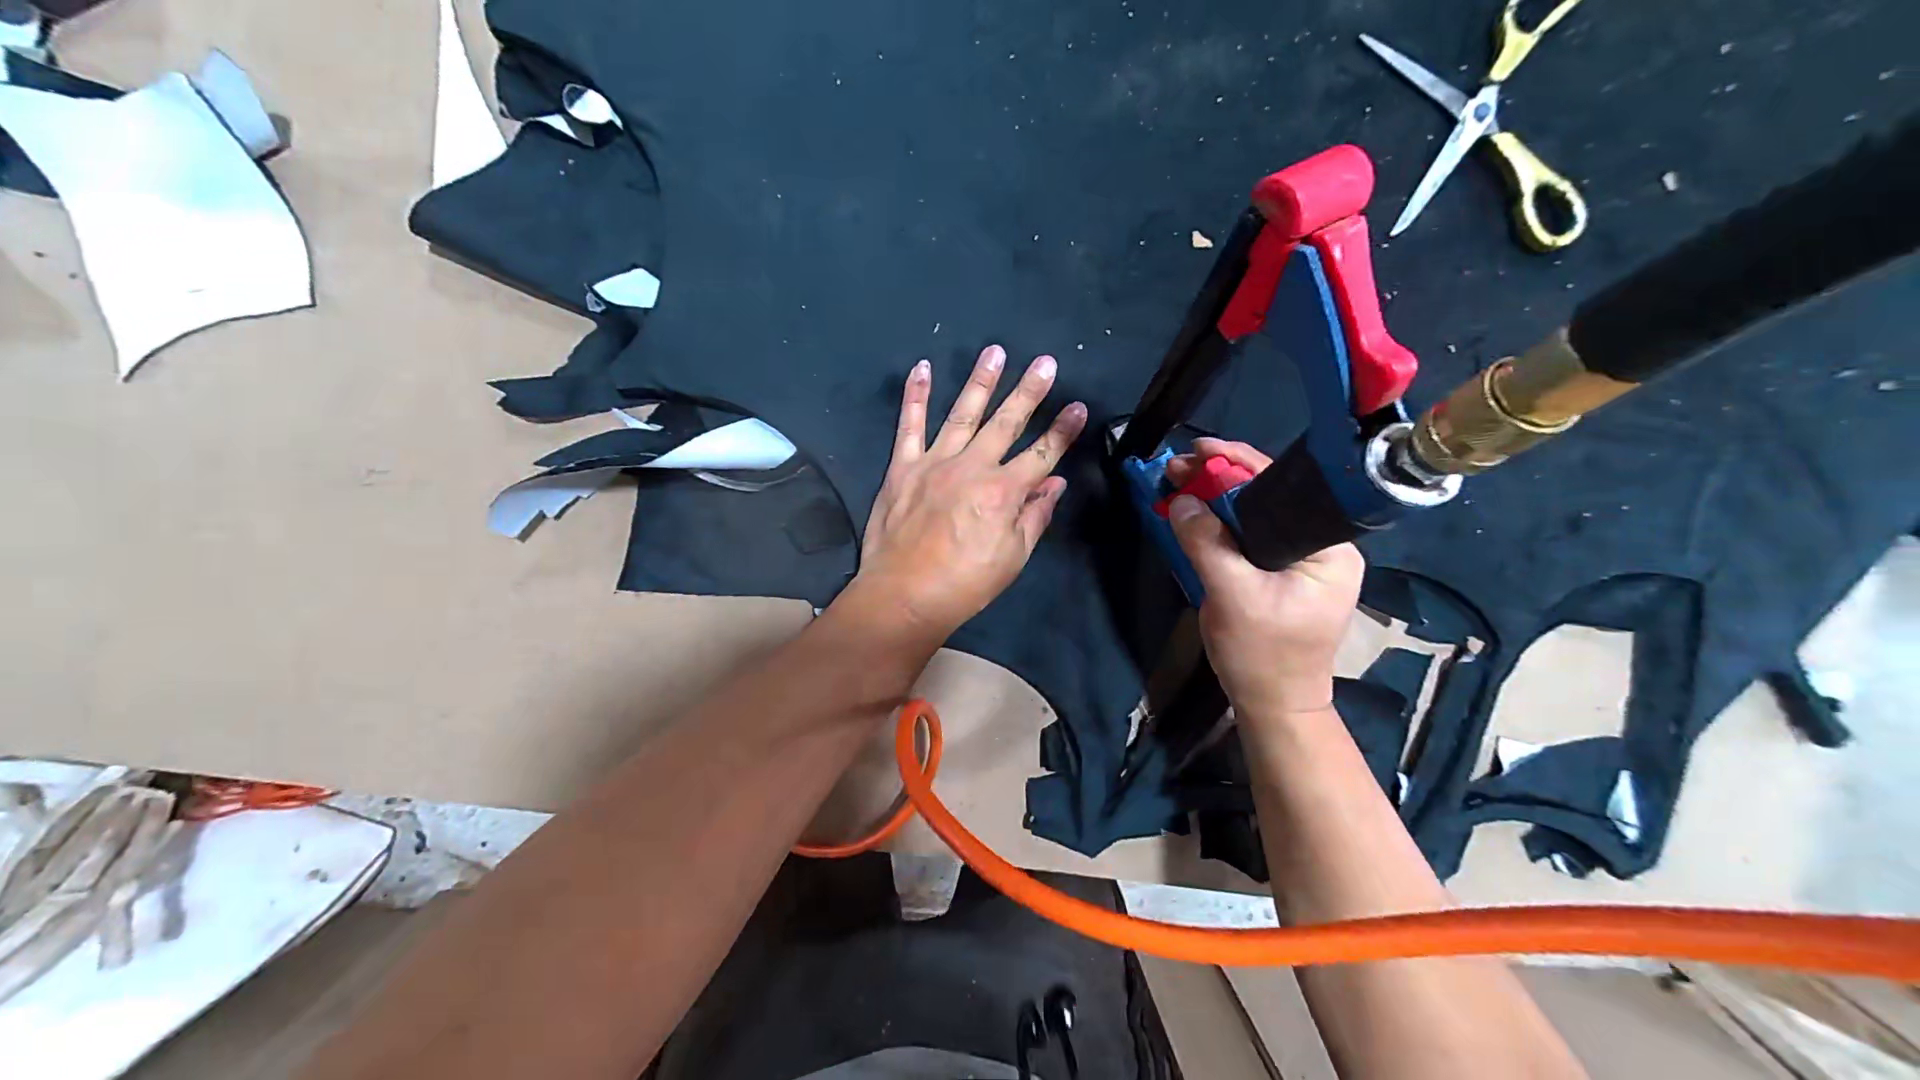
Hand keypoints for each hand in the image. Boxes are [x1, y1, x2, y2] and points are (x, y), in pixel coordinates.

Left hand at [839, 345, 1087, 644]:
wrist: (904, 596)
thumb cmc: (965, 584)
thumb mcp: (1012, 557)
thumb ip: (1034, 516)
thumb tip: (1055, 483)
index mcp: (1004, 492)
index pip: (1042, 454)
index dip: (1063, 431)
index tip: (1078, 408)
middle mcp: (972, 467)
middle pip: (1007, 422)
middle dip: (1029, 391)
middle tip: (1044, 362)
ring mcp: (935, 463)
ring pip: (963, 414)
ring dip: (981, 381)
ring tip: (994, 352)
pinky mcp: (903, 467)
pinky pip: (909, 425)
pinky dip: (916, 396)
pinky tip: (923, 368)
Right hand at [1166, 438, 1362, 721]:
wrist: (1274, 705)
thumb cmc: (1263, 656)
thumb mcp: (1232, 597)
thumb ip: (1207, 544)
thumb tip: (1182, 500)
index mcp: (1329, 548)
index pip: (1284, 490)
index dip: (1239, 464)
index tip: (1200, 450)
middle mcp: (1321, 546)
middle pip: (1268, 497)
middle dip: (1221, 477)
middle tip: (1179, 465)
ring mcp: (1300, 560)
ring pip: (1255, 514)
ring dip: (1216, 497)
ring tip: (1178, 480)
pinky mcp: (1279, 572)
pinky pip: (1248, 536)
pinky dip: (1218, 521)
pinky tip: (1193, 509)